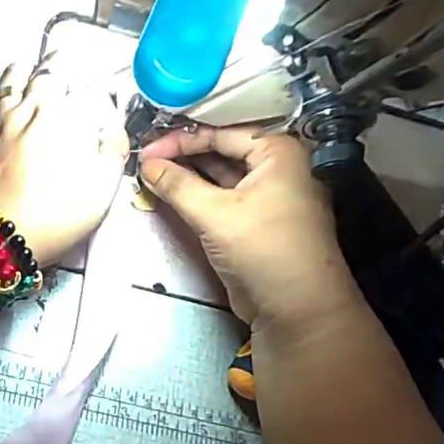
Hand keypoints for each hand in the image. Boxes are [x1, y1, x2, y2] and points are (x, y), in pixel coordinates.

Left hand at [0, 58, 128, 264]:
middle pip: (47, 72)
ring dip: (25, 71)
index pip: (88, 87)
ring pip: (11, 79)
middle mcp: (33, 107)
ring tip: (31, 71)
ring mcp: (1, 120)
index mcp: (69, 115)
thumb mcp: (102, 188)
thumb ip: (113, 151)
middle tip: (67, 66)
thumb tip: (113, 130)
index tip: (104, 97)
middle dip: (61, 66)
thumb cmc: (55, 213)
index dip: (99, 90)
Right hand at [139, 126, 352, 329]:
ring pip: (220, 176)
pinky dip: (197, 197)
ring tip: (152, 174)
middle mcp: (276, 169)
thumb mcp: (215, 214)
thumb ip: (177, 185)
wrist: (297, 309)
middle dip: (183, 155)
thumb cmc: (265, 250)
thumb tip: (147, 165)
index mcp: (278, 153)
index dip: (181, 140)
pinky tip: (171, 195)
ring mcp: (267, 197)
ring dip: (187, 176)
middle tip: (146, 160)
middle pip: (222, 151)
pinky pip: (222, 199)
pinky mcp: (256, 222)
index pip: (222, 133)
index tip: (146, 150)